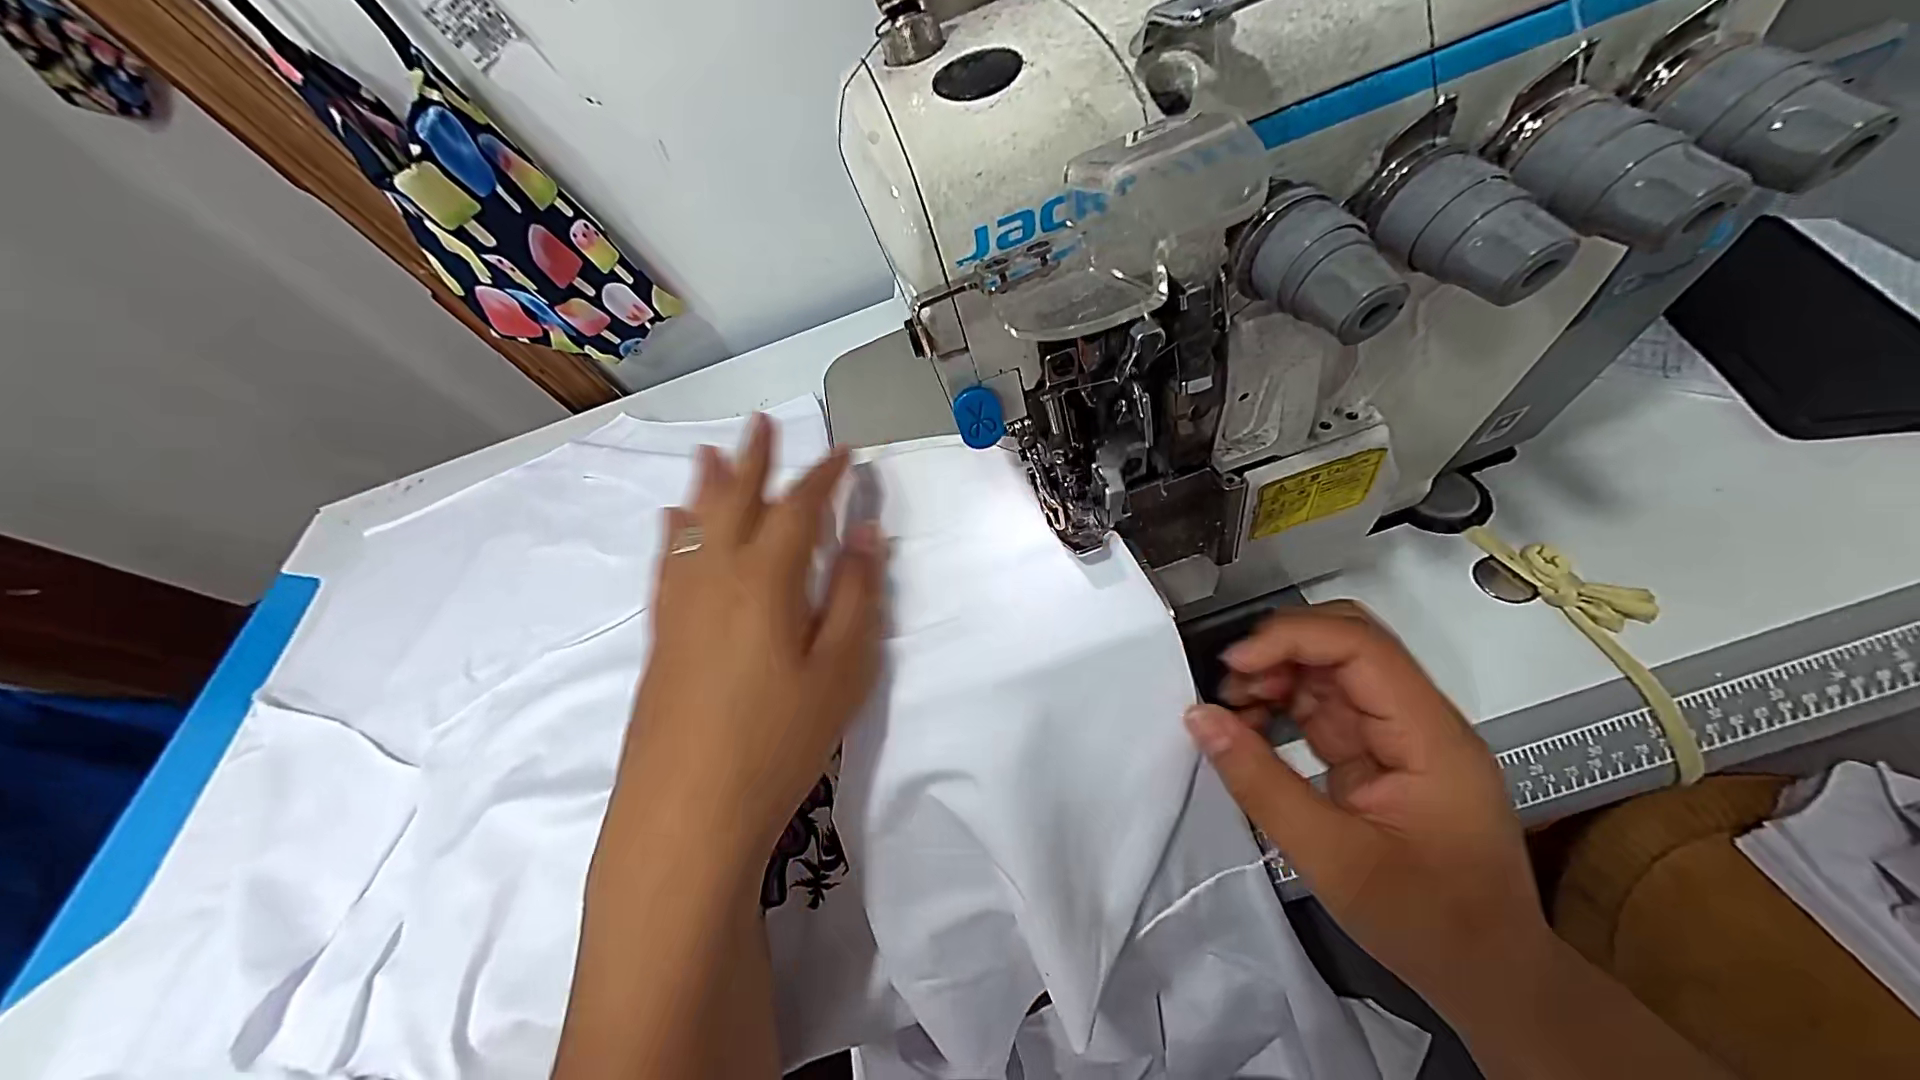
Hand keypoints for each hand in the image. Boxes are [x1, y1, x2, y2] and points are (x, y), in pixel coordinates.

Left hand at [618, 413, 886, 856]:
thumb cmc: (778, 740)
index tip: (844, 453)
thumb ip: (858, 595)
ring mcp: (681, 605)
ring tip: (711, 453)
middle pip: (736, 501)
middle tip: (761, 422)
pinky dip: (674, 532)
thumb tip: (867, 532)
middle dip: (754, 459)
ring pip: (694, 525)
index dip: (824, 476)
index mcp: (767, 578)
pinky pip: (668, 562)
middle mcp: (717, 576)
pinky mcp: (661, 635)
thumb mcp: (842, 671)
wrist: (685, 811)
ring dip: (708, 485)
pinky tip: (672, 524)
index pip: (800, 508)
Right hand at [1183, 602, 1546, 1009]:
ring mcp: (1396, 735)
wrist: (1491, 979)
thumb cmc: (1427, 923)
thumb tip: (1200, 717)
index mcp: (1428, 736)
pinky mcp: (1375, 752)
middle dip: (1279, 650)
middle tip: (1228, 685)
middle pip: (1347, 643)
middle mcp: (1417, 720)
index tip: (1233, 665)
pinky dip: (1278, 707)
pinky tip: (1248, 728)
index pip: (1360, 646)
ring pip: (1328, 670)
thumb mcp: (1331, 858)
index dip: (1291, 639)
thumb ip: (1259, 781)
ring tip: (1229, 710)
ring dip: (1274, 676)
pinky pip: (1320, 707)